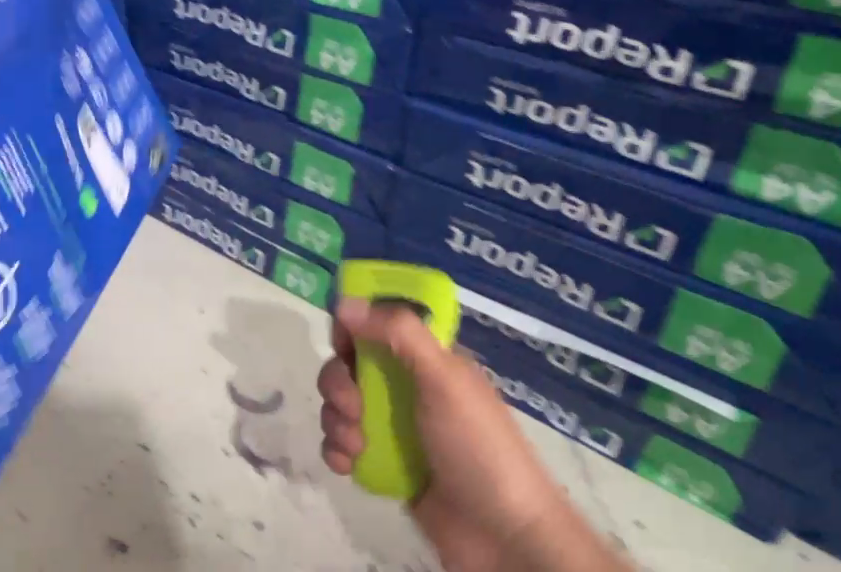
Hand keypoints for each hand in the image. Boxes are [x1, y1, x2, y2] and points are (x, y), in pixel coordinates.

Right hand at [318, 300, 616, 571]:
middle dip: (339, 383)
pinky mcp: (386, 465)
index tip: (342, 345)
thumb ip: (398, 333)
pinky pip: (344, 444)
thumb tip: (345, 301)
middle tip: (353, 408)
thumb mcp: (444, 380)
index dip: (352, 329)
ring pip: (342, 405)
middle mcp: (409, 388)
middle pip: (350, 366)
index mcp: (428, 361)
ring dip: (336, 420)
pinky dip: (337, 450)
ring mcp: (396, 428)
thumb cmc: (478, 448)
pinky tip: (347, 464)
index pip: (377, 326)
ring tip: (356, 446)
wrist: (504, 538)